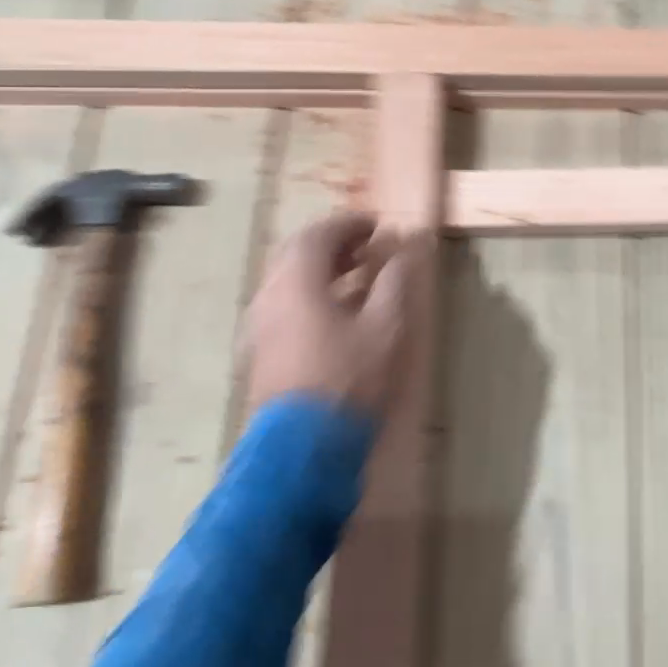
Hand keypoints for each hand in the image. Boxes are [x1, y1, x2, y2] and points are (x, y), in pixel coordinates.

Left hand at [243, 211, 422, 419]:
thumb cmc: (349, 377)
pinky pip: (285, 304)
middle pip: (297, 253)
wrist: (302, 442)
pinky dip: (312, 294)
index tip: (378, 226)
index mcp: (296, 280)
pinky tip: (337, 314)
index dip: (350, 224)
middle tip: (368, 248)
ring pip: (289, 280)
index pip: (318, 233)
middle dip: (334, 244)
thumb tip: (407, 245)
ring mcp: (260, 323)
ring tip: (357, 278)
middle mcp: (269, 293)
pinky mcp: (262, 348)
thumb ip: (396, 280)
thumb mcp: (385, 325)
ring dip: (322, 270)